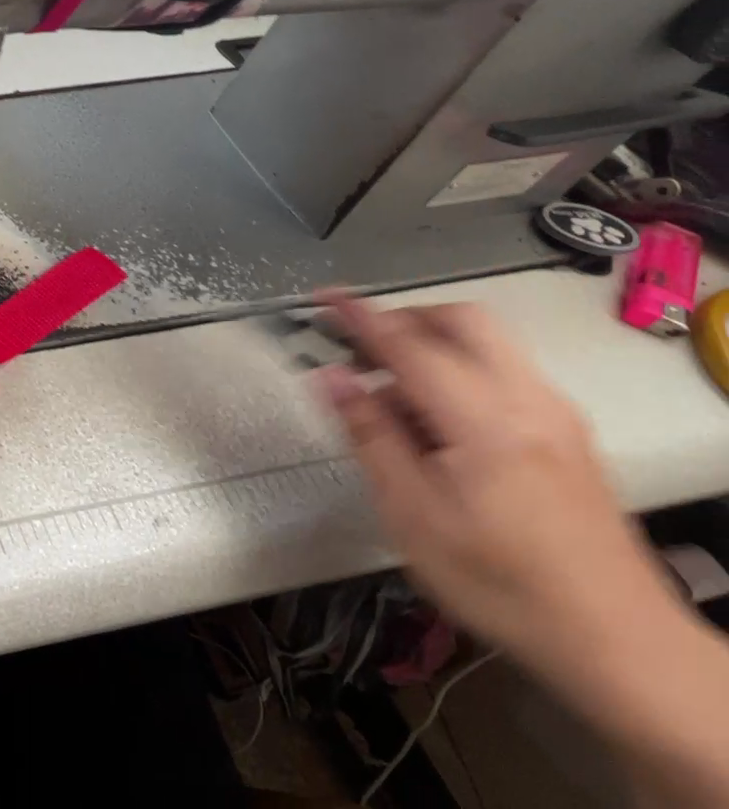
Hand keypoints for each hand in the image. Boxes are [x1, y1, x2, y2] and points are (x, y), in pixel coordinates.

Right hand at [318, 294, 680, 678]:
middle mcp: (531, 403)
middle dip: (404, 319)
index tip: (322, 298)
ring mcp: (559, 416)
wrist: (615, 638)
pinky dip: (459, 369)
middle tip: (354, 344)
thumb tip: (330, 378)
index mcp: (486, 422)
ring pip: (490, 344)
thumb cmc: (498, 581)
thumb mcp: (411, 513)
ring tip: (385, 390)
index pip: (411, 345)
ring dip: (431, 345)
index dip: (360, 316)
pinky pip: (506, 372)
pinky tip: (431, 418)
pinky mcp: (569, 435)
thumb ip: (370, 435)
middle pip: (465, 322)